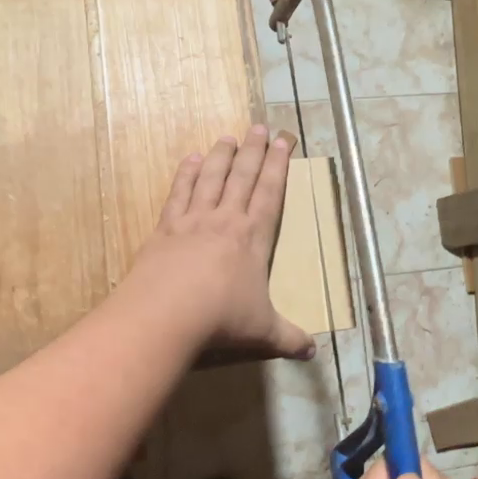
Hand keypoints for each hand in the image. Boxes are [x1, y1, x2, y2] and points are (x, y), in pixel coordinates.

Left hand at [120, 124, 314, 362]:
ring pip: (210, 179)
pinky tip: (191, 159)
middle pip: (242, 177)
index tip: (283, 142)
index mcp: (253, 237)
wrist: (165, 315)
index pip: (270, 194)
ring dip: (221, 155)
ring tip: (228, 136)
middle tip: (259, 126)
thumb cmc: (221, 319)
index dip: (278, 167)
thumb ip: (288, 338)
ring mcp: (192, 221)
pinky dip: (186, 175)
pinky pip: (178, 194)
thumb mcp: (262, 330)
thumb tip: (313, 352)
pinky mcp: (165, 229)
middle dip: (253, 151)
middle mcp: (225, 220)